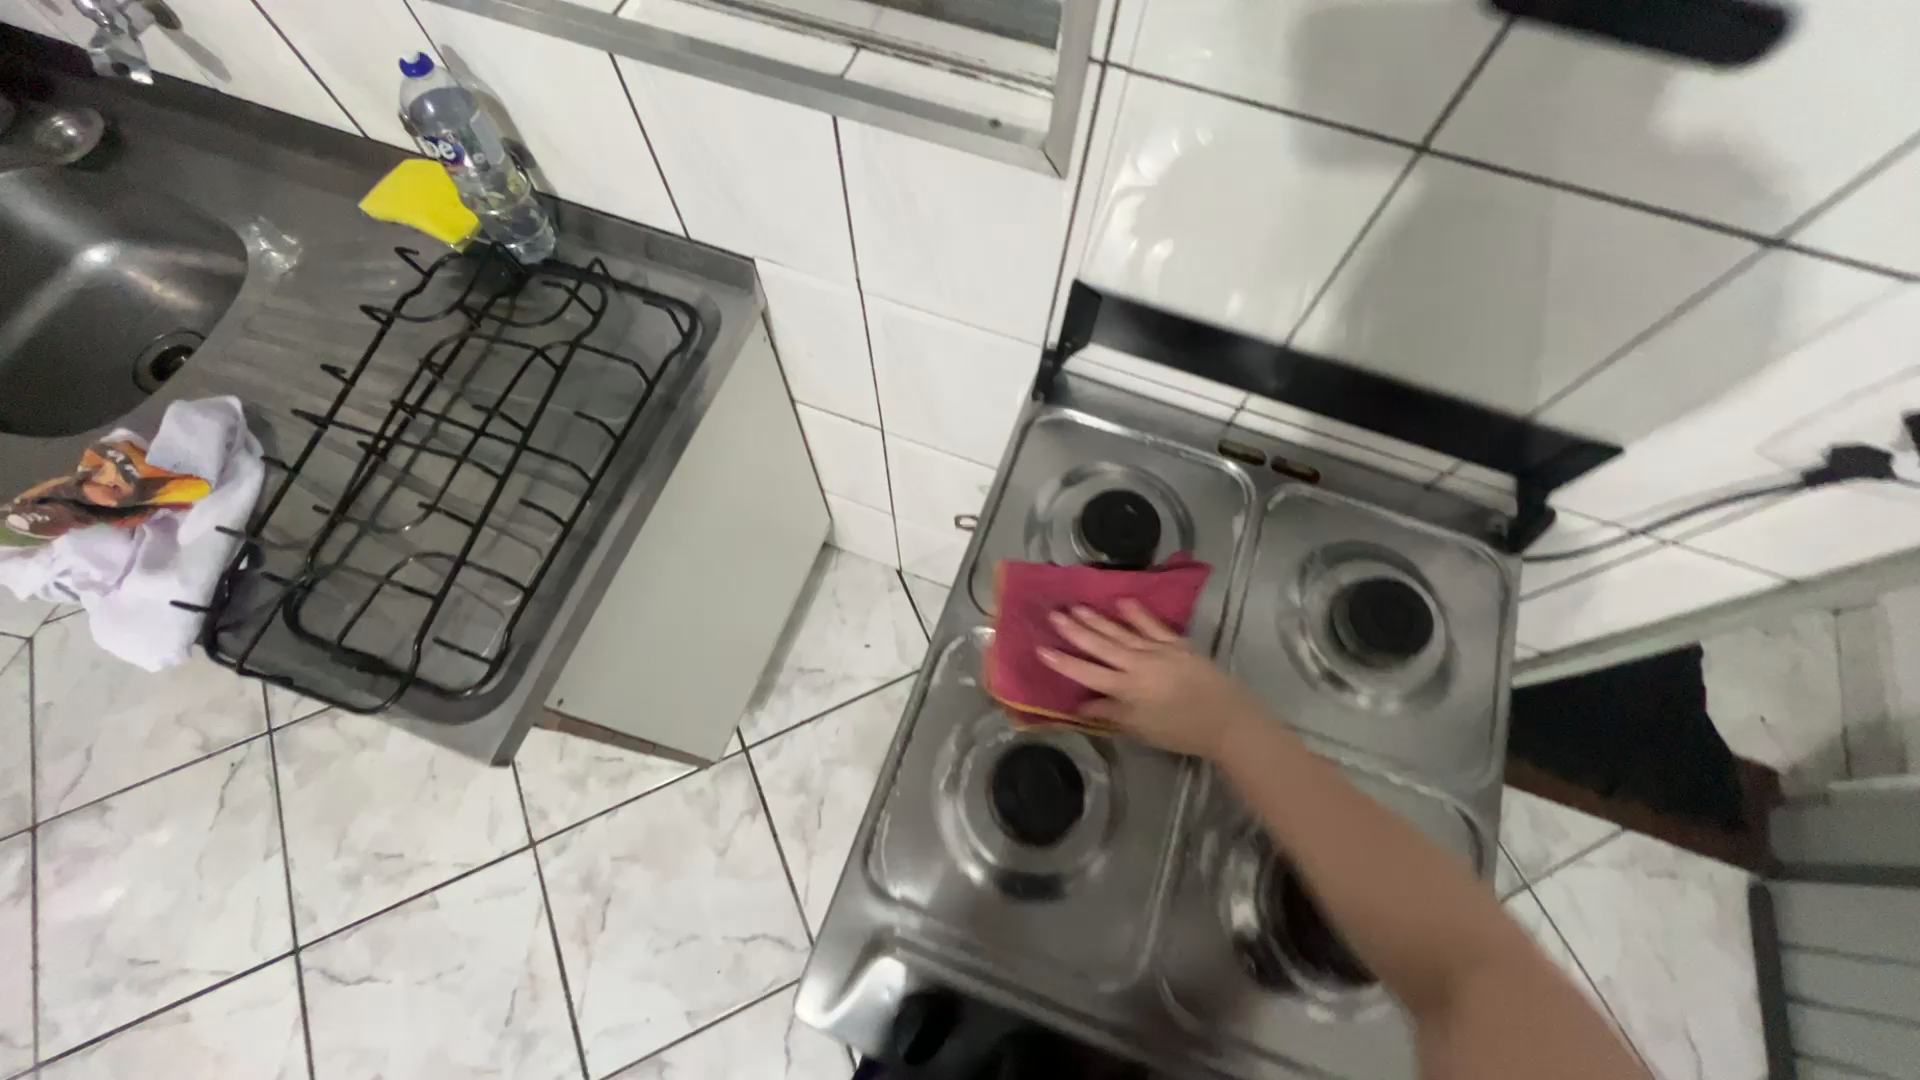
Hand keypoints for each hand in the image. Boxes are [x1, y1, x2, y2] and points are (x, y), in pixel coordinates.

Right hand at [1037, 601, 1262, 759]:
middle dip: (1074, 630)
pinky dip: (1137, 613)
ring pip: (1121, 631)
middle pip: (1100, 645)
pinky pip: (1153, 625)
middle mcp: (1137, 664)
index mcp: (1126, 688)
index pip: (1086, 672)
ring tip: (1077, 606)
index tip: (1041, 648)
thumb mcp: (1142, 728)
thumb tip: (1081, 704)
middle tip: (1053, 614)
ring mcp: (1158, 650)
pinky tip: (1123, 601)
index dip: (1063, 661)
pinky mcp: (1178, 643)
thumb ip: (1112, 712)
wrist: (1228, 720)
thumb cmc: (1182, 731)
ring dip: (1098, 619)